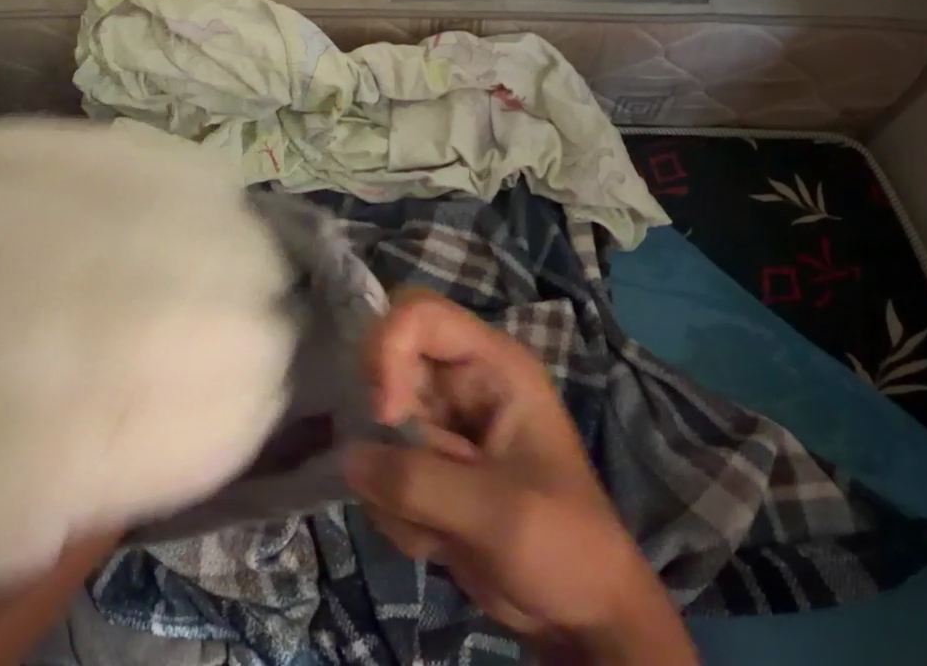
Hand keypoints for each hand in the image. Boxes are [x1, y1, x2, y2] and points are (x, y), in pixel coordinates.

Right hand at [345, 290, 695, 665]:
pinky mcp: (424, 467)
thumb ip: (417, 481)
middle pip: (384, 370)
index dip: (386, 349)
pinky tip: (441, 539)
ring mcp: (439, 426)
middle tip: (408, 487)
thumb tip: (347, 459)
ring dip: (394, 488)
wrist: (579, 613)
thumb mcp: (497, 512)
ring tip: (443, 526)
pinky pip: (377, 473)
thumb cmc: (562, 545)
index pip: (417, 313)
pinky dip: (396, 512)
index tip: (385, 414)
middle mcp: (460, 384)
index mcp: (492, 366)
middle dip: (388, 436)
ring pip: (372, 432)